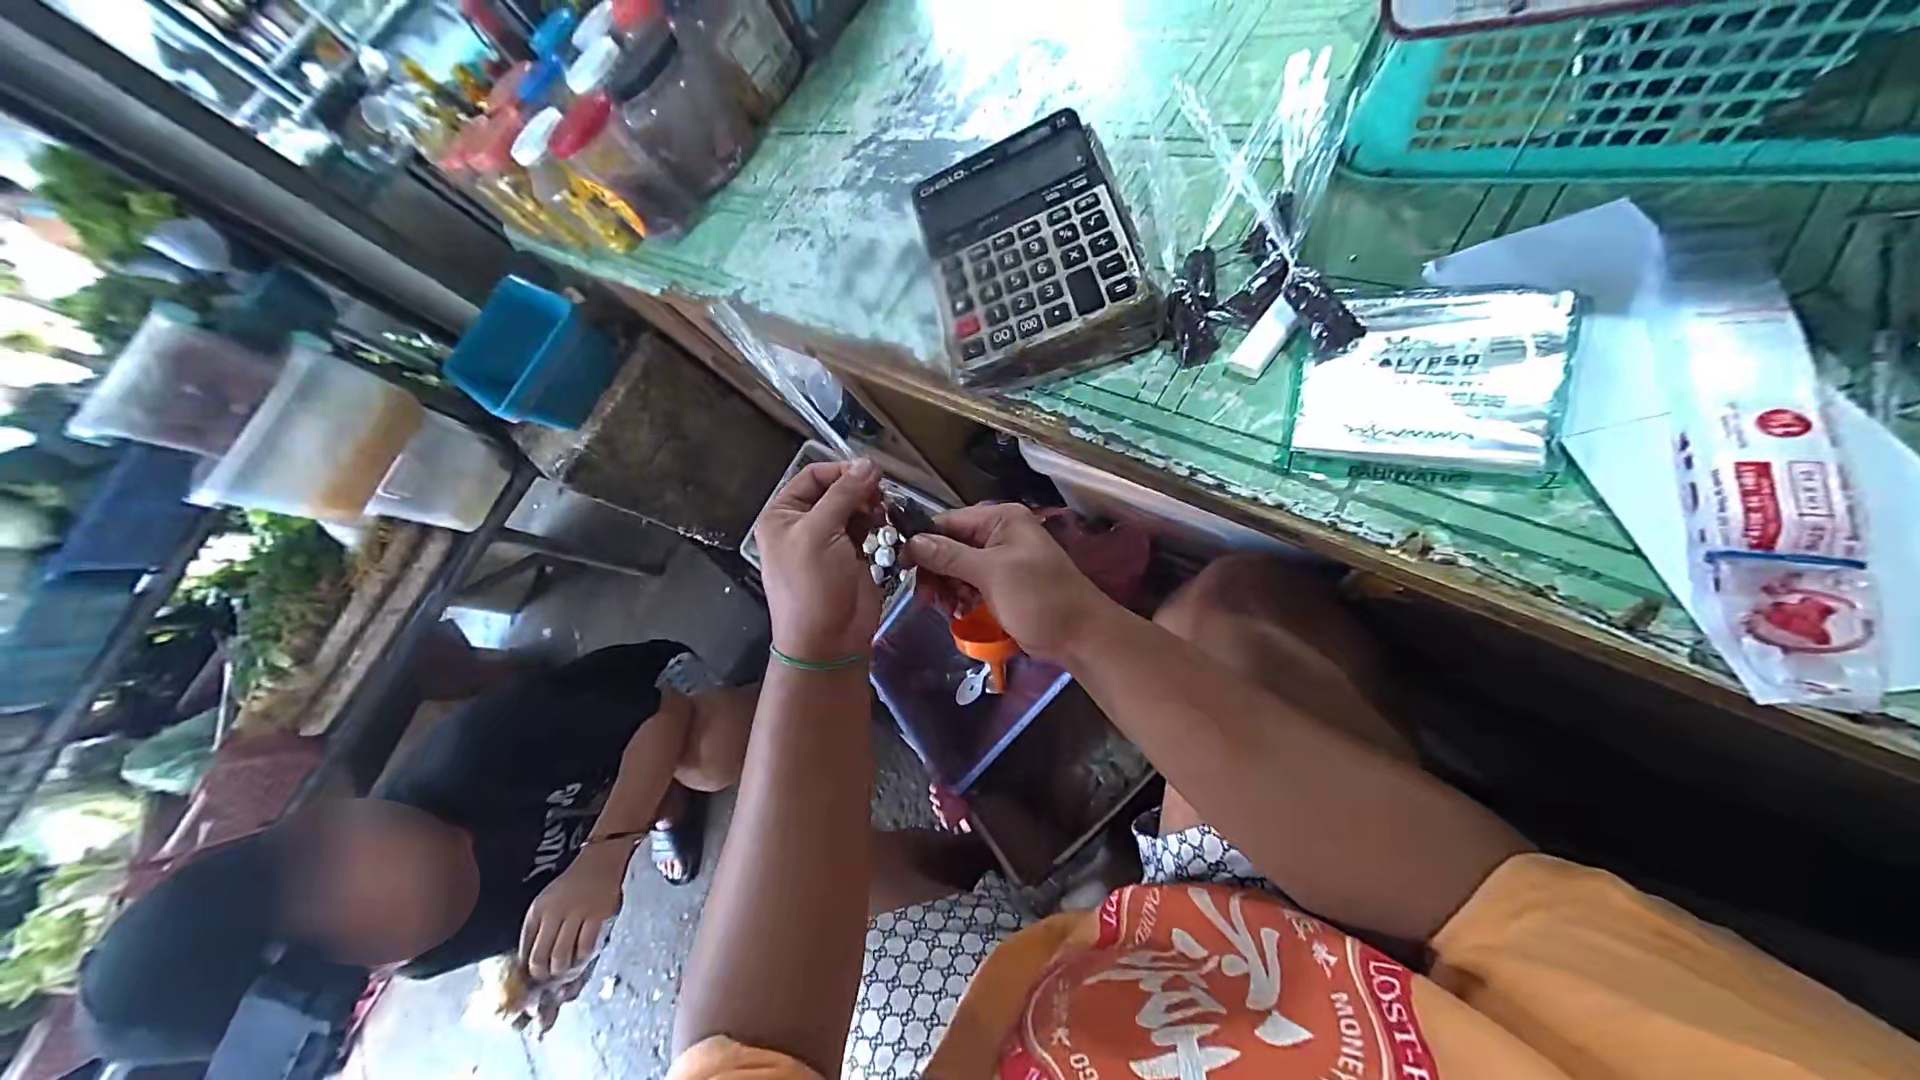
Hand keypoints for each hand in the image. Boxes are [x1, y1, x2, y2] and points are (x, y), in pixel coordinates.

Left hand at [519, 841, 627, 982]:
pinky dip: (583, 957)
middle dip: (545, 975)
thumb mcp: (549, 901)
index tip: (536, 977)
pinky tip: (585, 955)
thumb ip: (540, 927)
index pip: (525, 952)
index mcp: (538, 910)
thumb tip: (534, 964)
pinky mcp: (600, 914)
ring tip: (568, 970)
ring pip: (562, 957)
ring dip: (564, 970)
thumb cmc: (574, 884)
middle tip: (552, 978)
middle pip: (540, 959)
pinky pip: (586, 947)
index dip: (528, 970)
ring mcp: (578, 912)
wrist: (603, 858)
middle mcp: (555, 912)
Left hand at [754, 460, 884, 662]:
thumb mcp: (821, 533)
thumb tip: (868, 464)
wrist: (828, 641)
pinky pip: (867, 530)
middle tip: (880, 497)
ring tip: (883, 515)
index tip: (870, 473)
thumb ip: (844, 494)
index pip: (813, 476)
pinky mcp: (852, 557)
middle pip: (837, 491)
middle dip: (860, 491)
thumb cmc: (812, 587)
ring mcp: (829, 542)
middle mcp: (804, 525)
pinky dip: (878, 526)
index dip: (841, 471)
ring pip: (855, 509)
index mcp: (783, 516)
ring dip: (872, 508)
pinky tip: (885, 529)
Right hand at [905, 503, 1120, 664]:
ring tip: (947, 609)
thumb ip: (950, 556)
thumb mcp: (992, 573)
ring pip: (955, 570)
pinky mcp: (1001, 587)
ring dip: (946, 589)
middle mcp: (998, 535)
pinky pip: (969, 587)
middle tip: (925, 599)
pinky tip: (958, 614)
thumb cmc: (1040, 598)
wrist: (1081, 637)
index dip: (922, 542)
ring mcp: (1000, 562)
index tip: (901, 566)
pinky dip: (960, 599)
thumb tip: (912, 542)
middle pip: (949, 547)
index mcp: (1001, 519)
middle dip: (935, 572)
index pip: (948, 522)